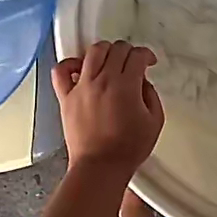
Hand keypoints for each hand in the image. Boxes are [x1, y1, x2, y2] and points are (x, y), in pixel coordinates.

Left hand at [53, 40, 164, 176]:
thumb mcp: (155, 121)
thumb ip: (151, 95)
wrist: (101, 167)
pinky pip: (61, 71)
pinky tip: (80, 68)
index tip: (148, 61)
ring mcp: (82, 87)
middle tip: (132, 61)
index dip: (146, 55)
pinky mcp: (67, 97)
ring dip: (105, 50)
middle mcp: (103, 81)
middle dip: (129, 51)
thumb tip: (143, 84)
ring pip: (93, 52)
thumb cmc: (127, 149)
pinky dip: (70, 64)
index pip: (137, 56)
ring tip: (110, 59)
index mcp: (126, 86)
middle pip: (116, 49)